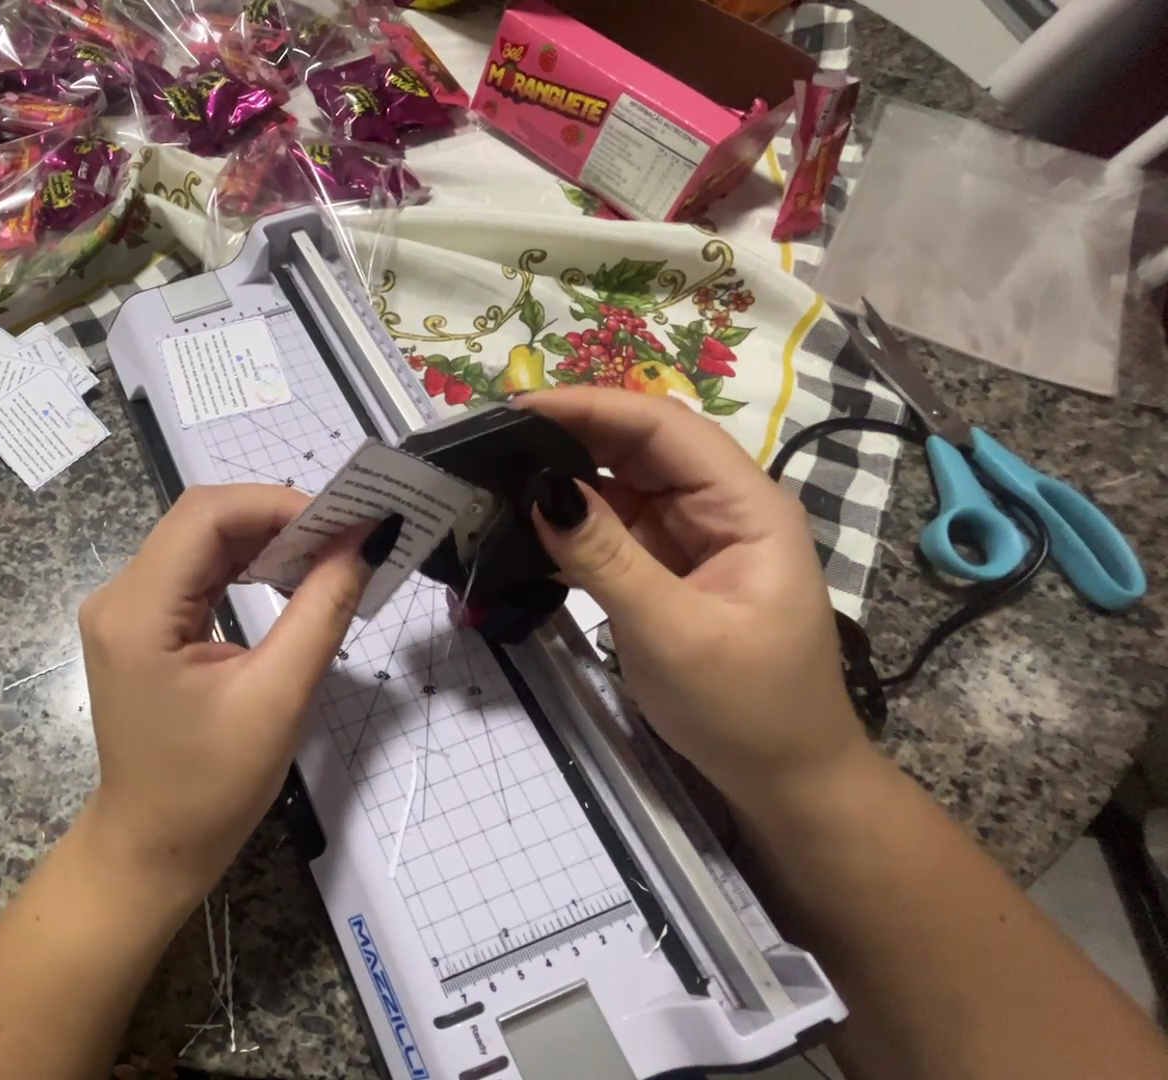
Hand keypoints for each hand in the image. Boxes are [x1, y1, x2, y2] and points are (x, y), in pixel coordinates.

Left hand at [77, 485, 379, 901]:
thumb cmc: (212, 787)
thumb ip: (321, 610)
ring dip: (262, 538)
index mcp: (137, 612)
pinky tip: (285, 573)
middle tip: (345, 532)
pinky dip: (242, 565)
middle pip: (200, 521)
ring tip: (326, 550)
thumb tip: (365, 541)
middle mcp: (119, 596)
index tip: (343, 518)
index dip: (276, 503)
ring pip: (198, 541)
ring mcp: (123, 609)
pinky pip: (193, 572)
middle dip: (275, 517)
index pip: (205, 515)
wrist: (154, 843)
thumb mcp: (277, 698)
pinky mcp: (138, 623)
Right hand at [515, 389, 870, 815]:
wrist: (781, 775)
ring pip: (616, 482)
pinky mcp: (660, 566)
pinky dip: (566, 517)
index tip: (516, 408)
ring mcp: (686, 537)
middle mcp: (716, 507)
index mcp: (744, 507)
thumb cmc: (745, 706)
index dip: (591, 407)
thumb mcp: (673, 631)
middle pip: (637, 446)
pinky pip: (607, 525)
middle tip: (492, 437)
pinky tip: (522, 518)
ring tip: (495, 469)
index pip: (664, 429)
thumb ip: (607, 558)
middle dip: (568, 432)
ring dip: (561, 473)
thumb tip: (540, 491)